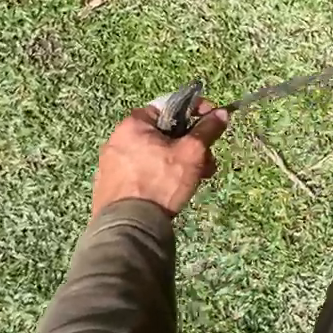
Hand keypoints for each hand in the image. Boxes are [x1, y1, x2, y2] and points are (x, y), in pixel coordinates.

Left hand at [89, 102, 228, 216]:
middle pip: (165, 131)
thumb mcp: (192, 151)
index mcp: (133, 125)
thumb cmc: (161, 181)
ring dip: (182, 159)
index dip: (196, 109)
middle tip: (208, 157)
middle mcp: (117, 140)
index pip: (170, 104)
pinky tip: (177, 187)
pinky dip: (163, 172)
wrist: (127, 228)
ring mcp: (111, 165)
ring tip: (199, 177)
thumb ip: (207, 129)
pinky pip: (143, 169)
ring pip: (156, 152)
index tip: (213, 120)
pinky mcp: (111, 186)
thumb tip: (221, 113)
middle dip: (192, 142)